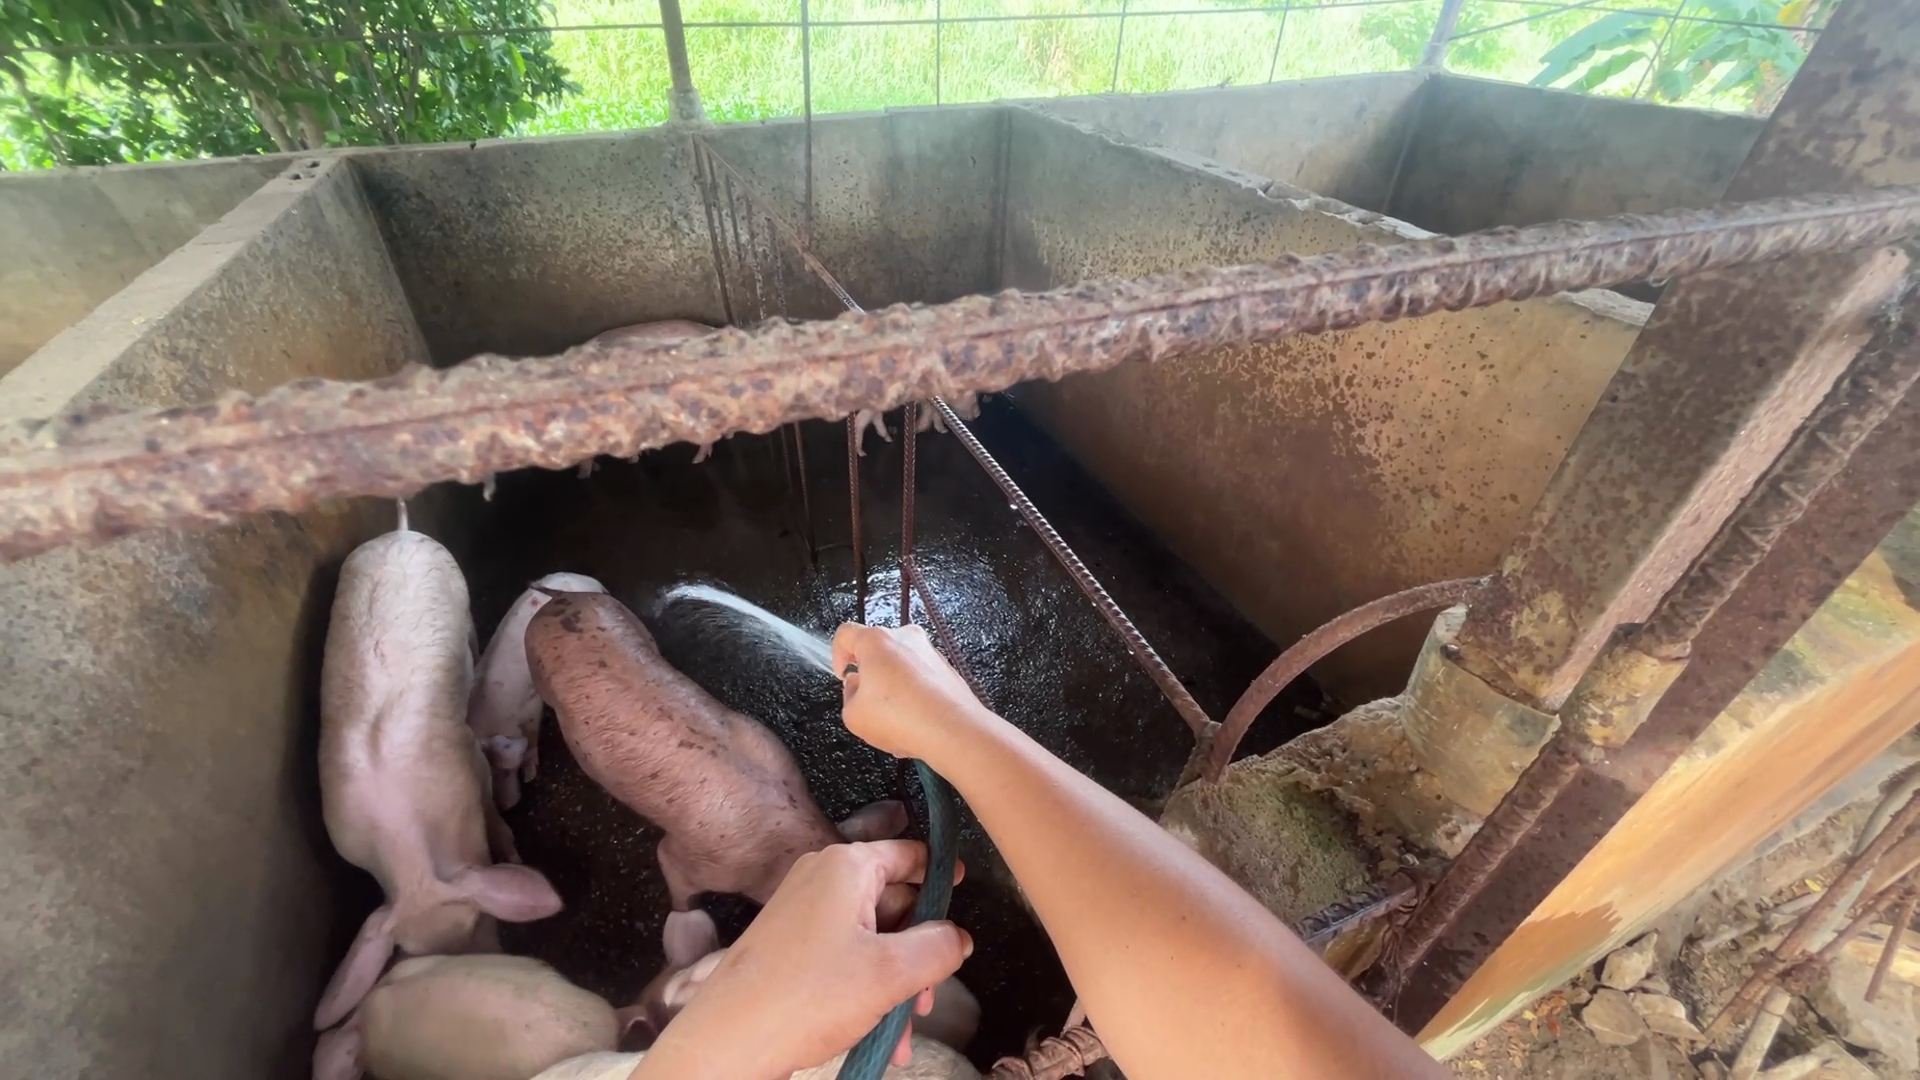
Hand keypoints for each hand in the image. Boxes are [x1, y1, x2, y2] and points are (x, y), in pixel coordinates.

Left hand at [643, 841, 971, 1079]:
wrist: (724, 1045)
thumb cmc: (807, 996)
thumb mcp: (890, 973)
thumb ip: (938, 948)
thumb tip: (960, 937)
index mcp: (848, 865)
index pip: (911, 854)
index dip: (942, 874)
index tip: (964, 891)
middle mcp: (825, 877)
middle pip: (894, 902)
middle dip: (919, 952)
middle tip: (931, 998)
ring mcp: (804, 910)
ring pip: (871, 935)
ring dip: (895, 981)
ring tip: (903, 1033)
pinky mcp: (790, 944)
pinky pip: (844, 954)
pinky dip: (866, 987)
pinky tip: (879, 1038)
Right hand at [832, 623, 993, 762]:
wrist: (953, 730)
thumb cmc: (904, 718)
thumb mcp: (853, 715)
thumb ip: (848, 695)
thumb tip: (855, 687)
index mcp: (876, 641)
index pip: (846, 633)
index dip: (837, 655)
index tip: (842, 674)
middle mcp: (906, 638)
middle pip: (876, 650)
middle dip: (868, 675)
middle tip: (866, 701)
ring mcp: (928, 651)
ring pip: (899, 665)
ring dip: (892, 687)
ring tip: (892, 719)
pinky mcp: (946, 668)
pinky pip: (919, 678)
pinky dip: (913, 695)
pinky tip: (912, 722)